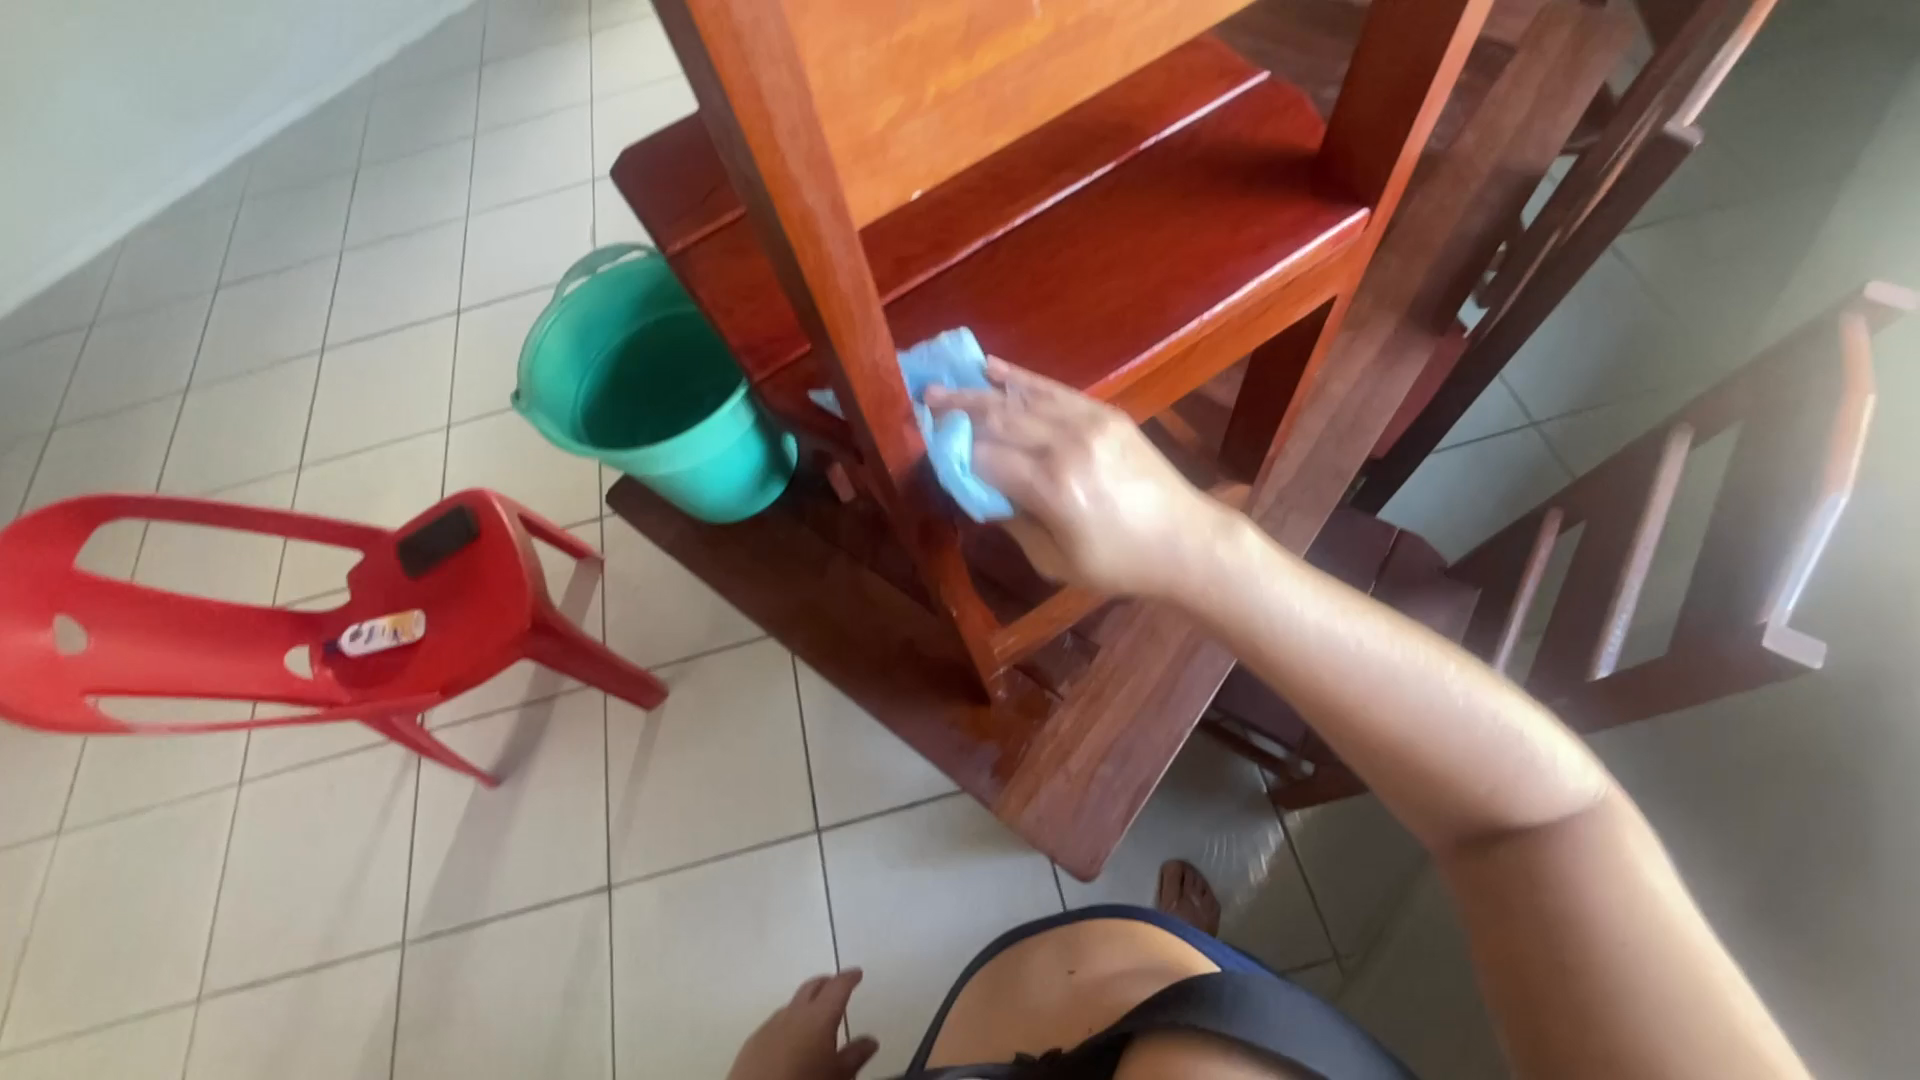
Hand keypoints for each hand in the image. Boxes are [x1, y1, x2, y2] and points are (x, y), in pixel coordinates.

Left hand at [726, 970, 878, 1079]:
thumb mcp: (838, 1076)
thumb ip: (855, 1055)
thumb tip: (870, 1041)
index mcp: (818, 1017)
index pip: (837, 987)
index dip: (848, 977)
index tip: (856, 973)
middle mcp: (793, 1014)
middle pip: (812, 987)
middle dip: (826, 984)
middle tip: (837, 987)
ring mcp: (770, 1026)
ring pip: (792, 1005)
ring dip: (805, 1005)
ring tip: (815, 1019)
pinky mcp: (752, 1042)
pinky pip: (775, 1023)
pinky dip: (787, 1024)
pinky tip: (789, 1041)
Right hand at [925, 357, 1241, 598]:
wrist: (1186, 541)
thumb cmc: (1119, 564)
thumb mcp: (1054, 561)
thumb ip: (1012, 521)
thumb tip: (980, 491)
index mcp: (1052, 488)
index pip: (984, 458)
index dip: (952, 453)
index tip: (926, 448)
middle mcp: (1066, 446)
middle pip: (997, 420)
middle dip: (955, 411)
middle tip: (921, 402)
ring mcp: (1088, 422)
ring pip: (1020, 399)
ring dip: (978, 391)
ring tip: (942, 386)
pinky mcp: (1105, 413)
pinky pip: (1052, 389)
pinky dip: (1019, 379)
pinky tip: (992, 368)